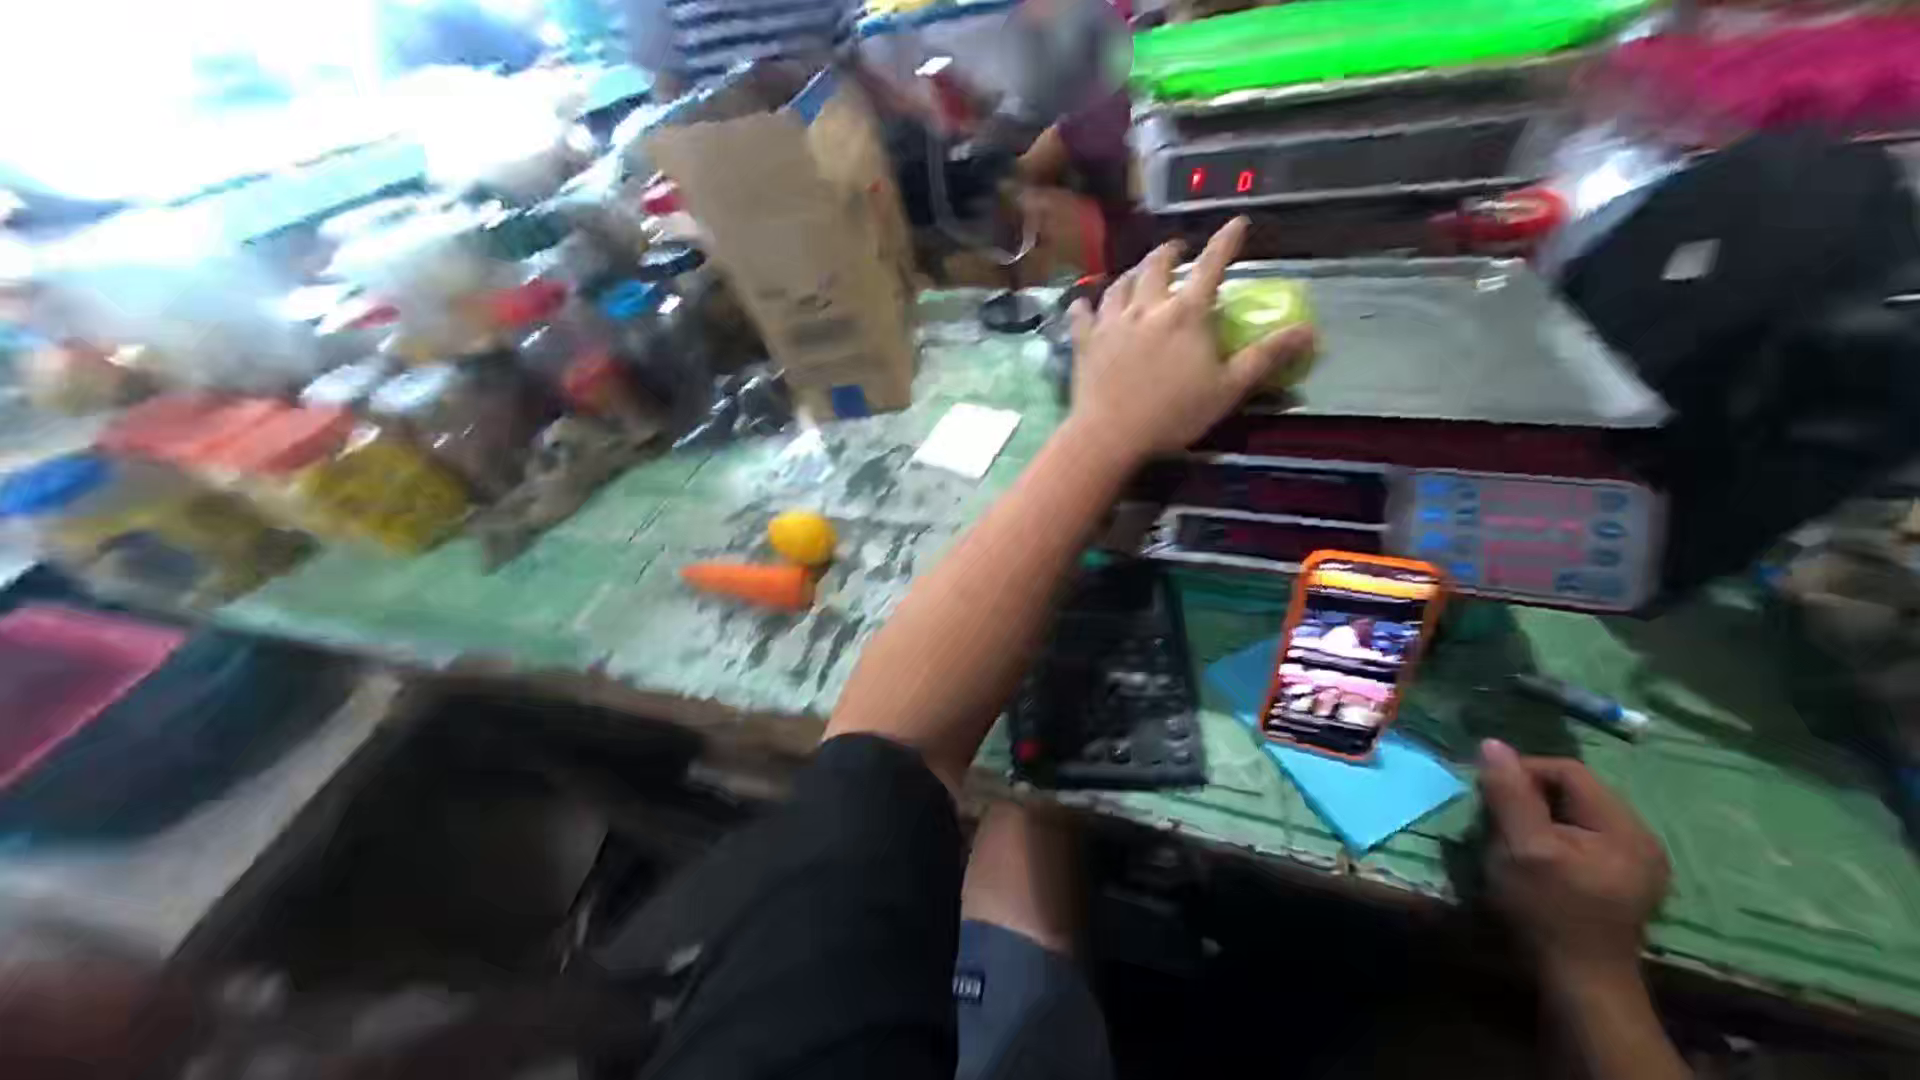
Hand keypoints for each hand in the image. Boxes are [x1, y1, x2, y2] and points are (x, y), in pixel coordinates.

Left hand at [1067, 217, 1314, 461]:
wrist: (1110, 435)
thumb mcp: (1229, 388)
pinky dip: (1086, 305)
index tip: (1236, 223)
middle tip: (1176, 251)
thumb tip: (1309, 330)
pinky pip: (1082, 314)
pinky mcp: (1085, 342)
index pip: (1211, 265)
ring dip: (1132, 274)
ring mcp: (1111, 322)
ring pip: (1120, 284)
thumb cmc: (1174, 414)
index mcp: (1186, 313)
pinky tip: (1085, 304)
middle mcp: (1147, 307)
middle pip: (1156, 266)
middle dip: (1169, 252)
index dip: (1226, 241)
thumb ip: (1266, 356)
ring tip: (1138, 274)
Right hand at [1477, 739, 1670, 986]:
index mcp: (1625, 829)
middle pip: (1572, 789)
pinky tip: (1532, 854)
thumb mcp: (1521, 847)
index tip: (1487, 795)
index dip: (1522, 772)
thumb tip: (1492, 744)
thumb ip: (1509, 794)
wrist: (1577, 981)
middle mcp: (1639, 838)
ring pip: (1572, 811)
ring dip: (1533, 814)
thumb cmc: (1547, 910)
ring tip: (1509, 837)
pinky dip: (1548, 833)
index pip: (1567, 770)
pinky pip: (1578, 833)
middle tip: (1495, 818)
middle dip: (1527, 794)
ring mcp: (1633, 859)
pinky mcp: (1619, 875)